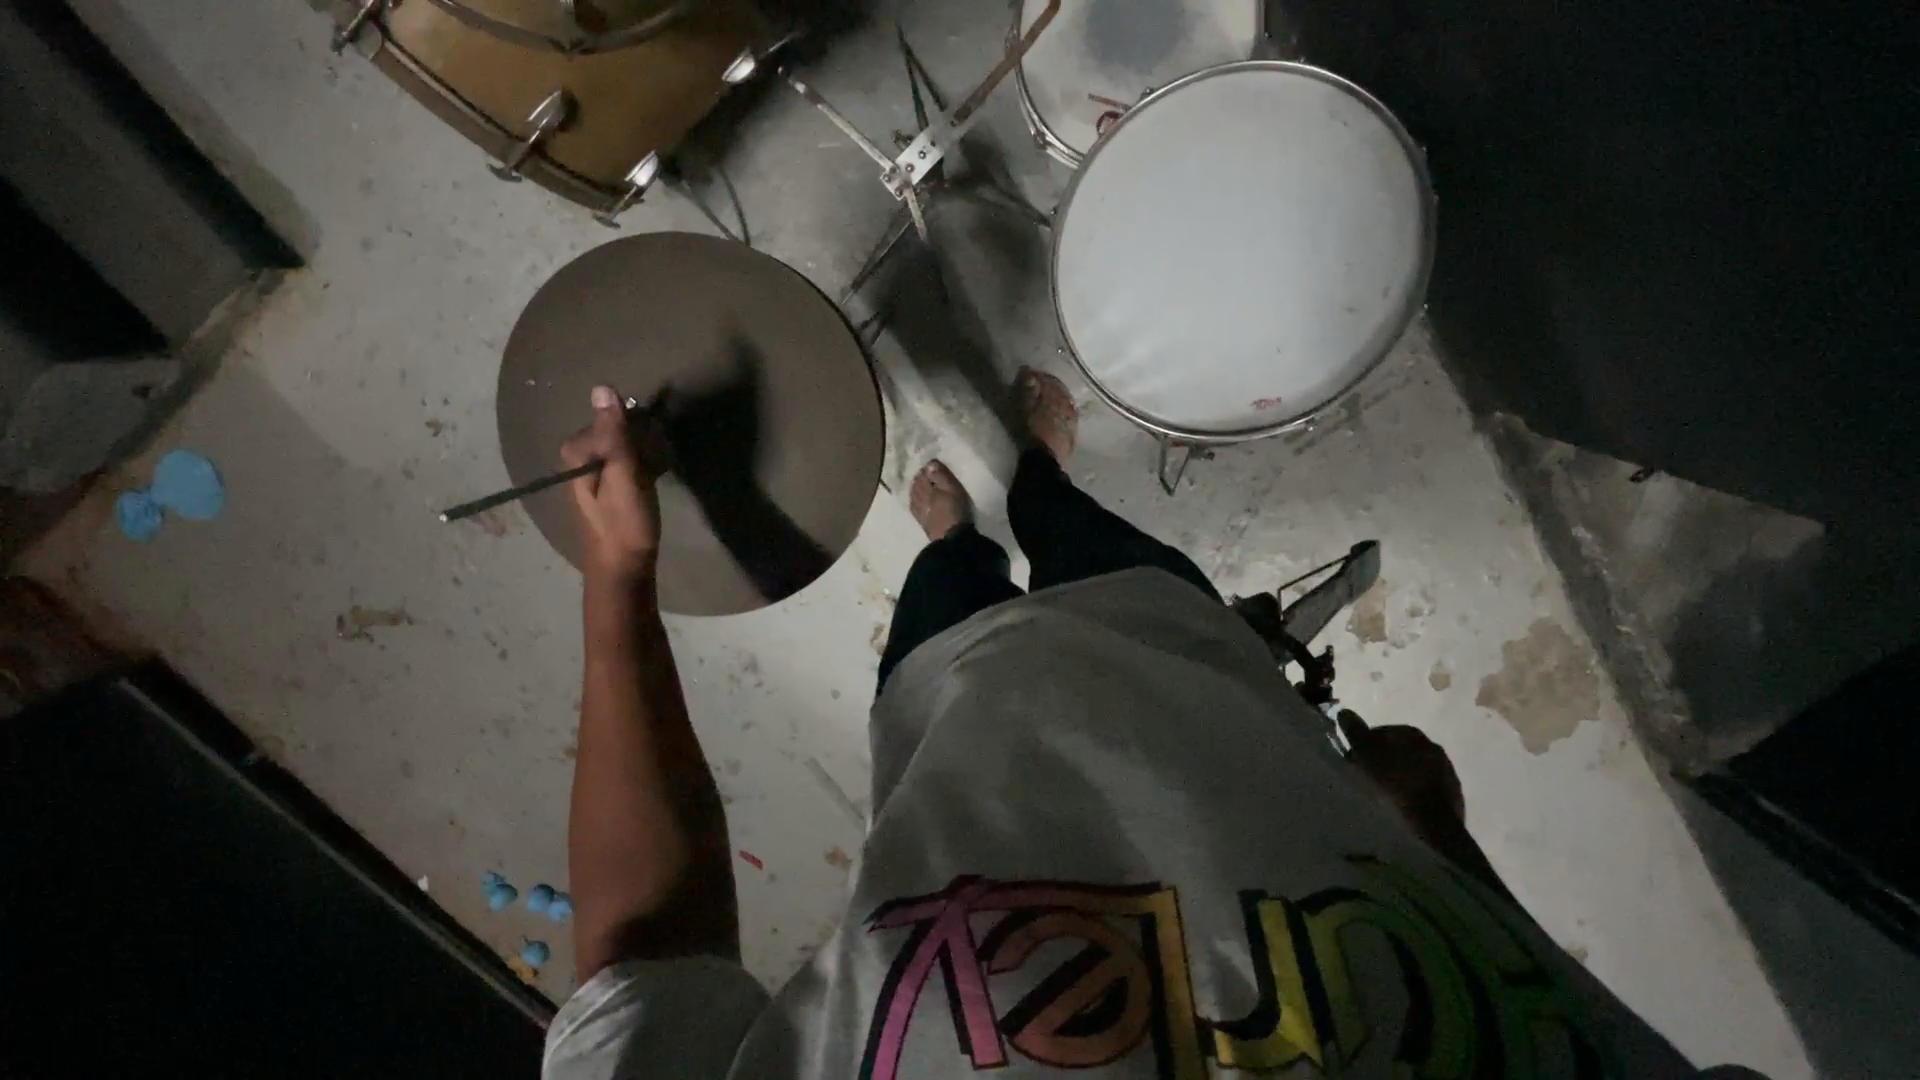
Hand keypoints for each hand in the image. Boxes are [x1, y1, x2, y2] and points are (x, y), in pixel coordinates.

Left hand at [562, 385, 662, 585]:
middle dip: (645, 442)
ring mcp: (595, 471)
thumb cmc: (625, 525)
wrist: (623, 569)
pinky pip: (632, 459)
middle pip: (621, 429)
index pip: (615, 418)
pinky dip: (648, 465)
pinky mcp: (610, 484)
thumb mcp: (624, 477)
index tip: (652, 453)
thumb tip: (602, 388)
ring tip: (658, 475)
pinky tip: (656, 479)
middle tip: (655, 468)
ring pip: (629, 444)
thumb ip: (614, 435)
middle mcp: (581, 457)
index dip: (639, 431)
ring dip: (649, 454)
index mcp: (578, 451)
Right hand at [1347, 723, 1465, 833]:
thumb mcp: (1365, 755)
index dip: (1365, 745)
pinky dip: (1414, 794)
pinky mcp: (1454, 798)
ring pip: (1415, 771)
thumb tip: (1345, 711)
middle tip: (1366, 777)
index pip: (1383, 731)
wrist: (1432, 827)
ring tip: (1383, 795)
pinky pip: (1426, 790)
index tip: (1354, 760)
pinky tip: (1402, 808)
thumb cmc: (1393, 785)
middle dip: (1384, 761)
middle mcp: (1433, 748)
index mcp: (1412, 734)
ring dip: (1400, 778)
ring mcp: (1447, 774)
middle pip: (1400, 751)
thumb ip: (1354, 732)